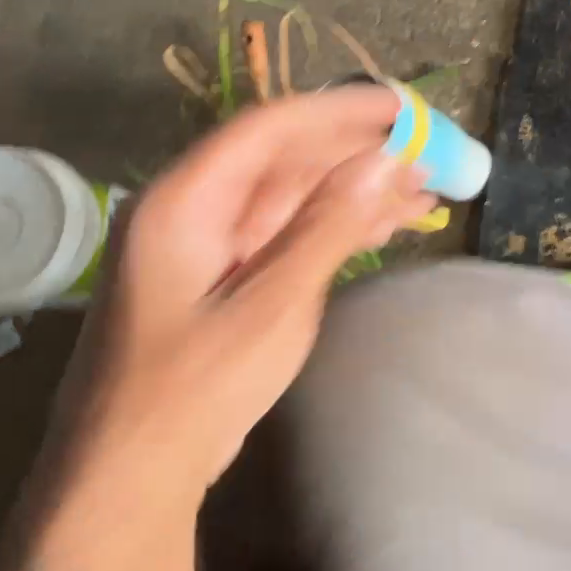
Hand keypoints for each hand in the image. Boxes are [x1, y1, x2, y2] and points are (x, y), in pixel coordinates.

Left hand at [61, 87, 435, 491]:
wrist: (138, 464)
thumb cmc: (198, 382)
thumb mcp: (274, 301)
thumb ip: (330, 225)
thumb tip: (385, 161)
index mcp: (186, 202)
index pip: (270, 129)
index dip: (340, 110)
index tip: (405, 106)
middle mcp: (198, 209)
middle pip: (288, 157)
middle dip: (361, 149)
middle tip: (432, 149)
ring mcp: (216, 242)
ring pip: (299, 193)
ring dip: (362, 186)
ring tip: (431, 186)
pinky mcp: (236, 272)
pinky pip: (297, 228)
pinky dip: (346, 222)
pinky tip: (395, 221)